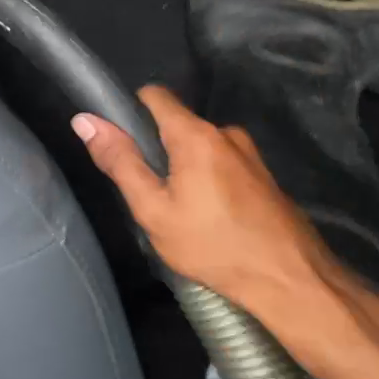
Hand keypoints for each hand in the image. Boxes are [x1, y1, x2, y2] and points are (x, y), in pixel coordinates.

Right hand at [71, 86, 343, 319]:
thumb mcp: (153, 209)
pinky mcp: (266, 178)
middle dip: (158, 149)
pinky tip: (210, 219)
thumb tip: (84, 120)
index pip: (156, 95)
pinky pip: (223, 166)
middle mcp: (226, 134)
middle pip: (177, 125)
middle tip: (150, 193)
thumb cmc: (215, 245)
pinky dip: (209, 182)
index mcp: (195, 135)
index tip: (121, 142)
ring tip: (180, 211)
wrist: (294, 283)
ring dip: (186, 169)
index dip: (131, 110)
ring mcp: (251, 156)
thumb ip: (119, 161)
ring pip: (201, 149)